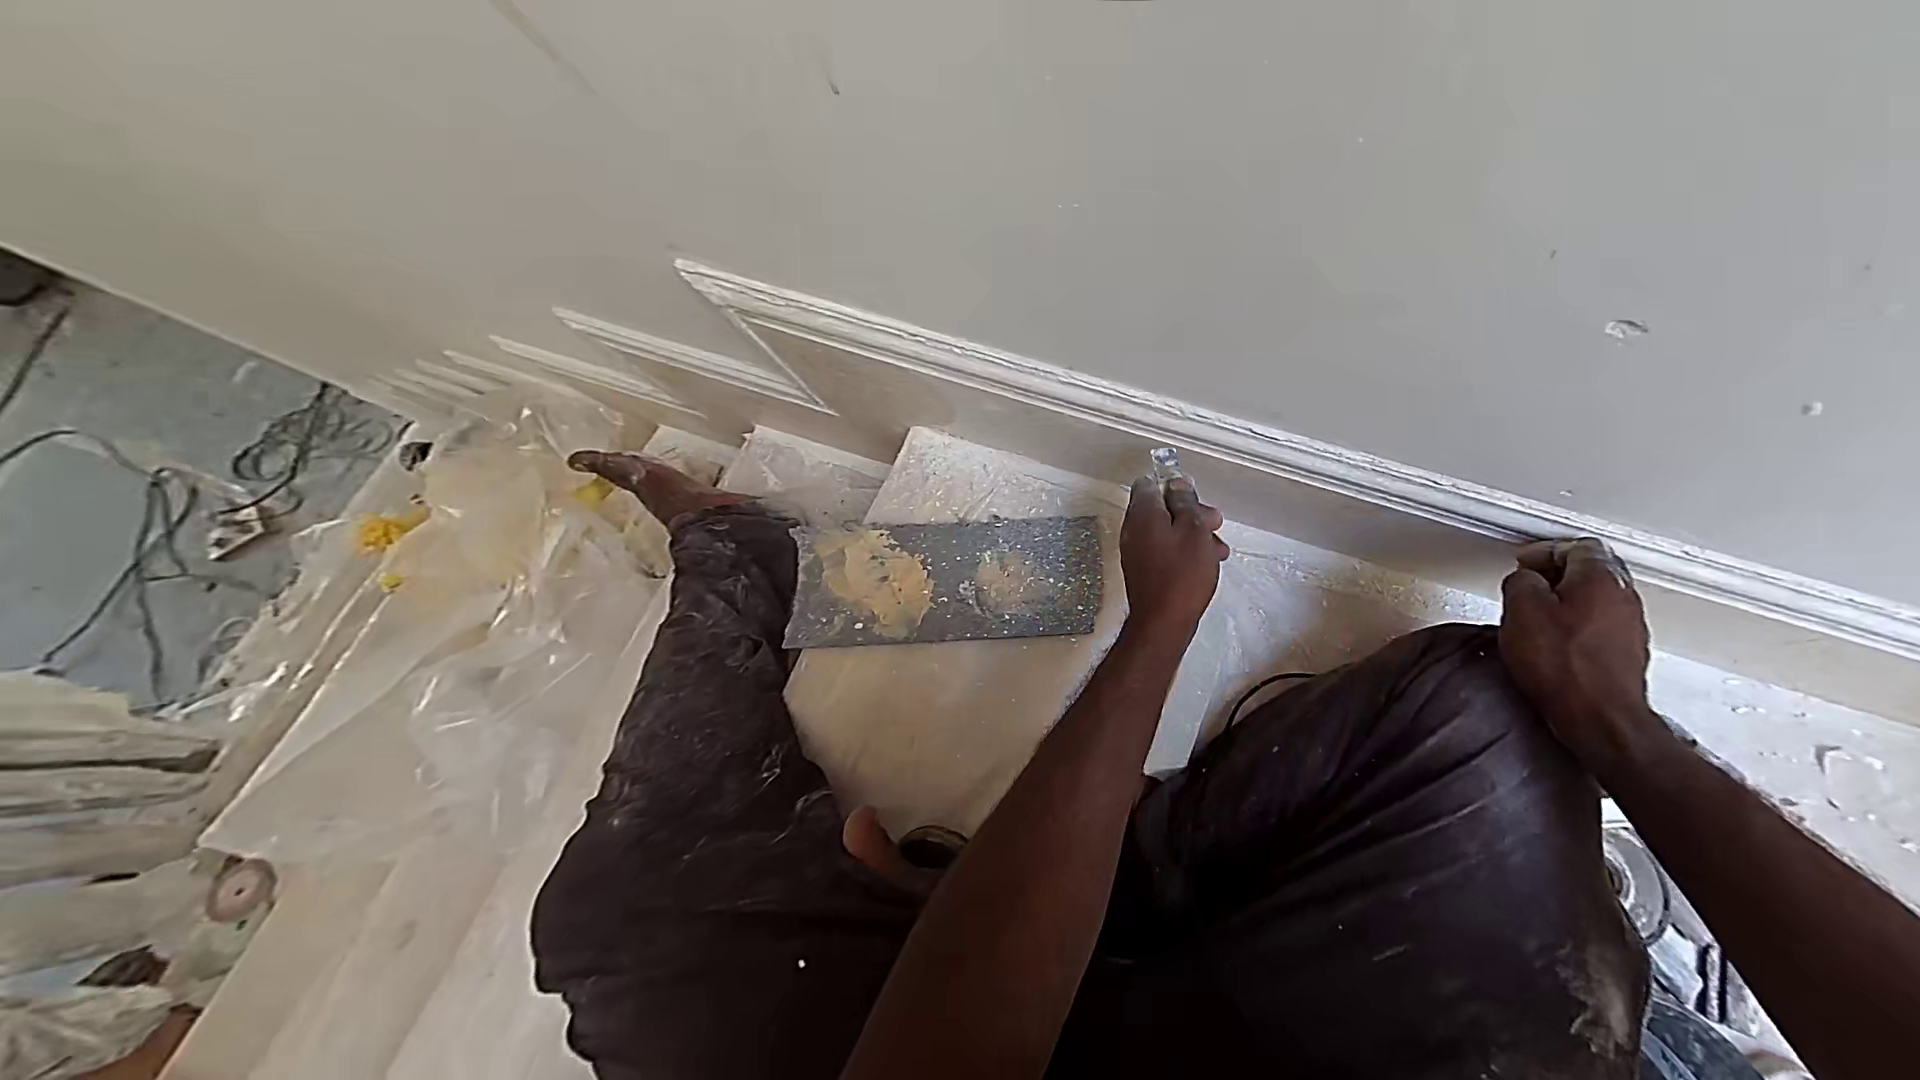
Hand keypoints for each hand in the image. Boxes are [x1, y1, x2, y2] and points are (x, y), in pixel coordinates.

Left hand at [1120, 476, 1228, 639]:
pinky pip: (1164, 550)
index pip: (1149, 484)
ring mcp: (1136, 550)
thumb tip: (1177, 484)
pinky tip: (1204, 563)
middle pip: (1161, 508)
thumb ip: (1185, 502)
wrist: (1163, 621)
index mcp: (1142, 514)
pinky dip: (1184, 551)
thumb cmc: (1181, 576)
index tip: (1195, 495)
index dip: (1174, 485)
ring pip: (1166, 530)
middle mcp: (1133, 530)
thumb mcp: (1194, 530)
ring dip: (1192, 534)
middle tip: (1212, 524)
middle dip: (1190, 512)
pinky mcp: (1144, 569)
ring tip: (1215, 549)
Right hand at [1498, 538, 1663, 777]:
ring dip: (1568, 594)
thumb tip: (1525, 579)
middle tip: (1529, 577)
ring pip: (1597, 595)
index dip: (1545, 549)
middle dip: (1559, 569)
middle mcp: (1624, 598)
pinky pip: (1600, 620)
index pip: (1579, 546)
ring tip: (1536, 605)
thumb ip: (1520, 582)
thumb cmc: (1559, 663)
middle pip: (1594, 568)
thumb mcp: (1520, 609)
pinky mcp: (1626, 650)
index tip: (1524, 560)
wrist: (1597, 715)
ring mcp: (1631, 626)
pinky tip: (1553, 633)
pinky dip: (1576, 616)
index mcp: (1600, 580)